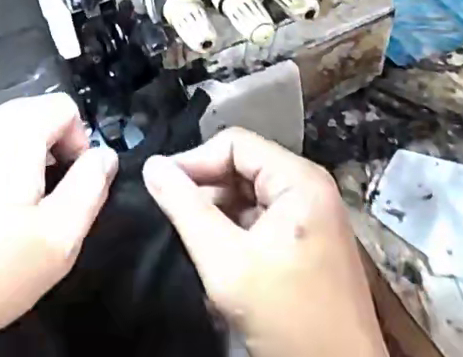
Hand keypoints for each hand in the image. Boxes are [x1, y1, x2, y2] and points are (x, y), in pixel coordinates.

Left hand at [0, 94, 117, 356]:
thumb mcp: (57, 239)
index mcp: (8, 126)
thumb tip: (104, 156)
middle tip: (44, 211)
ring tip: (8, 221)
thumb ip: (90, 187)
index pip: (64, 107)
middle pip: (30, 118)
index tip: (75, 188)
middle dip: (48, 155)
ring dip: (15, 165)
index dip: (81, 144)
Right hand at [143, 128, 385, 356]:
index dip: (194, 161)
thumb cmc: (289, 319)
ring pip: (246, 194)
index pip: (233, 144)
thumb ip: (185, 207)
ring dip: (216, 214)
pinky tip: (216, 258)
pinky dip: (234, 233)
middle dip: (205, 190)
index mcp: (299, 180)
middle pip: (240, 166)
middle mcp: (309, 188)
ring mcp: (311, 217)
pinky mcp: (307, 244)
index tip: (162, 187)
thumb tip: (151, 164)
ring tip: (191, 239)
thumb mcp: (226, 262)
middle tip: (172, 215)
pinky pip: (259, 219)